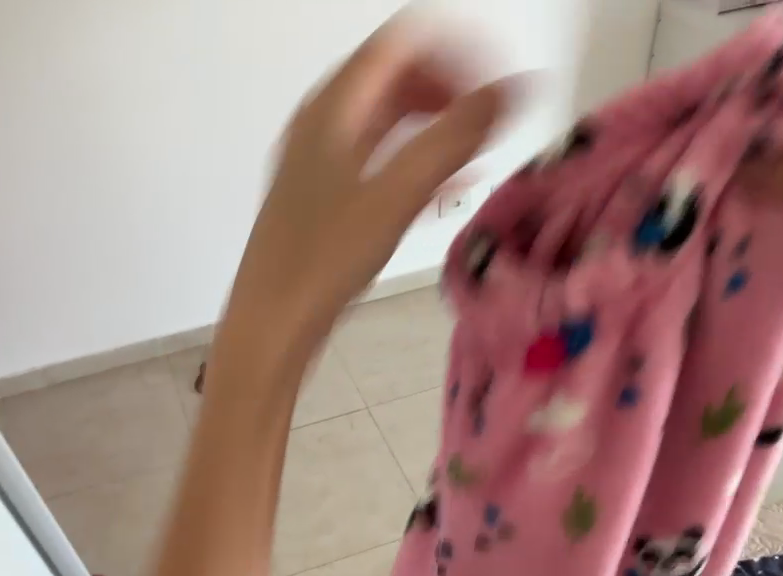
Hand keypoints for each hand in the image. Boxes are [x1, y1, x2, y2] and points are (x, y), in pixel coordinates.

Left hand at [214, 18, 512, 397]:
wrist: (272, 324)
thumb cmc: (324, 262)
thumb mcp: (394, 197)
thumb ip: (452, 139)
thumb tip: (509, 91)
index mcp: (333, 107)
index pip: (402, 44)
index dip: (456, 54)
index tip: (496, 88)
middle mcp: (322, 124)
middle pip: (395, 78)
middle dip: (448, 90)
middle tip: (489, 123)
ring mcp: (320, 162)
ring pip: (387, 123)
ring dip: (433, 128)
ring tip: (475, 155)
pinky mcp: (324, 200)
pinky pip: (378, 162)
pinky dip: (413, 164)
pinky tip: (444, 191)